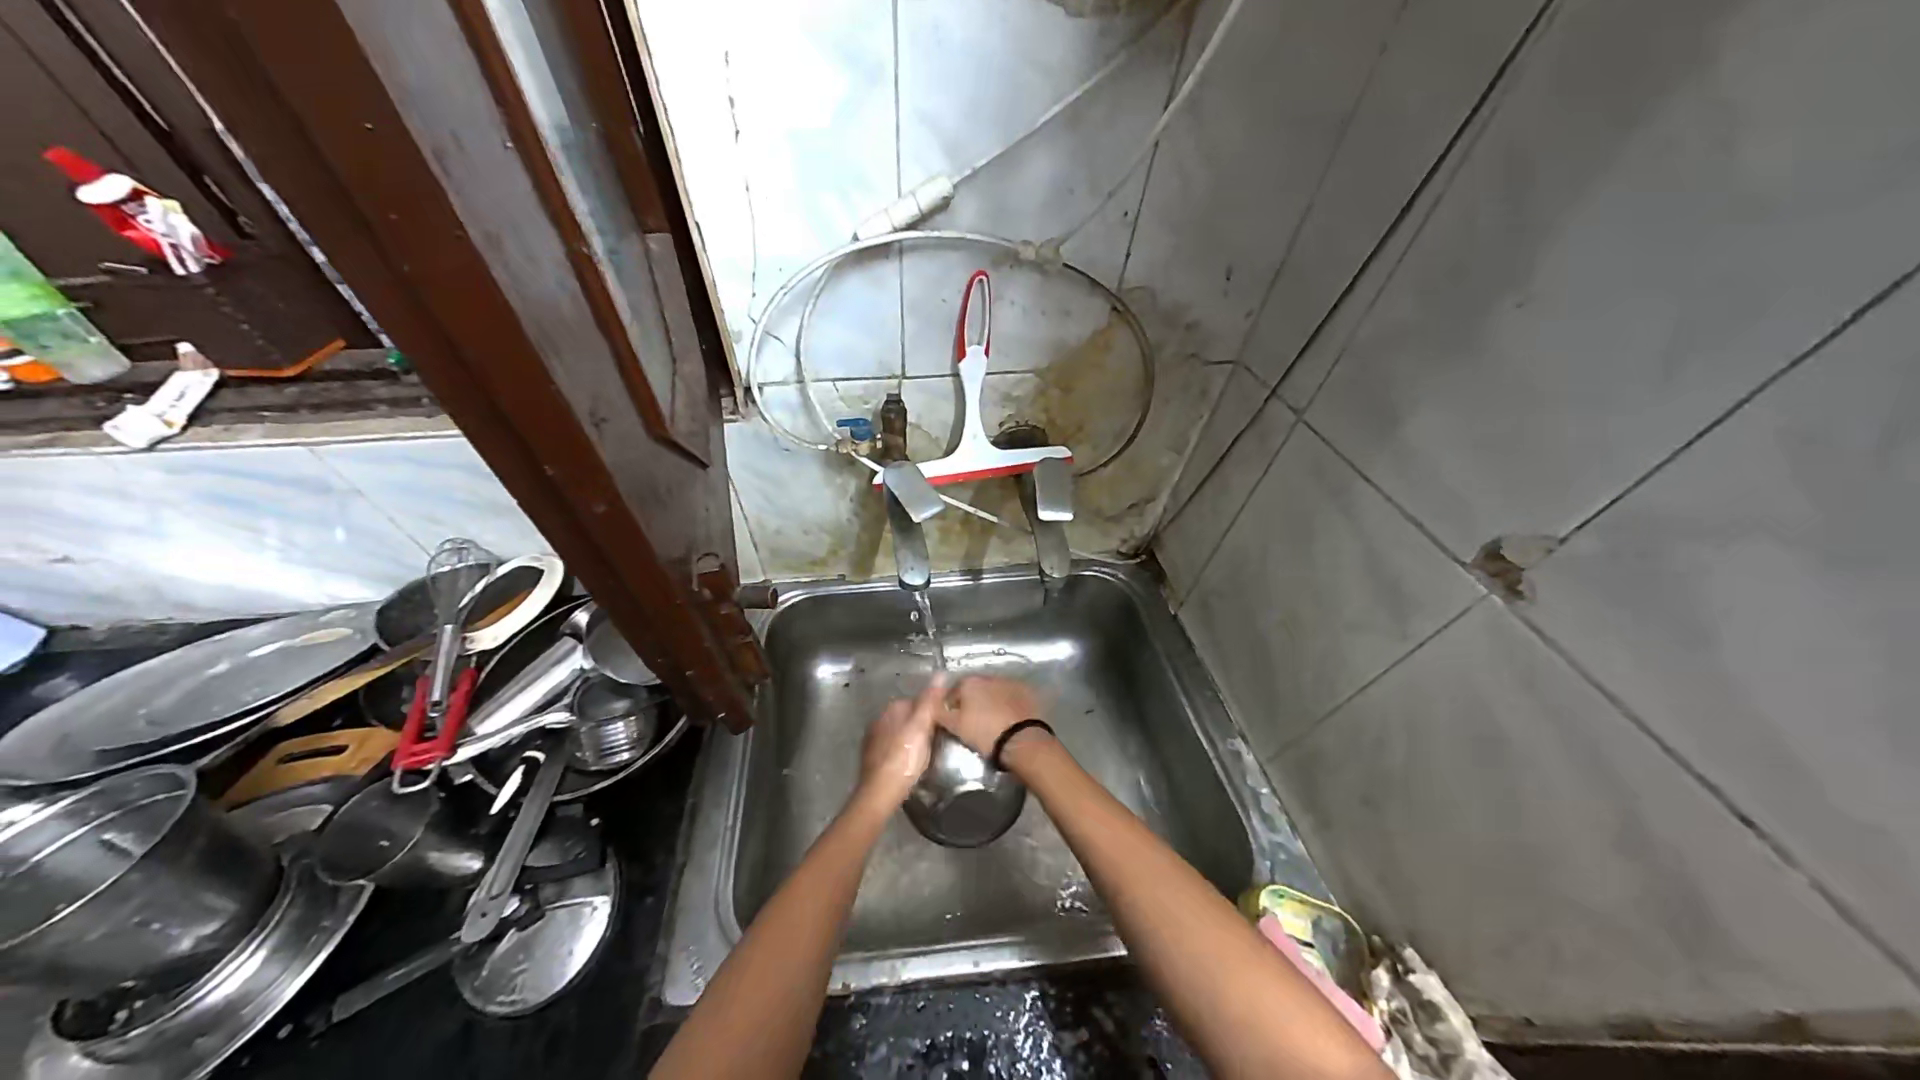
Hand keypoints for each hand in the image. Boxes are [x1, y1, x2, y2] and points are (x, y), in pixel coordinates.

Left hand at [857, 673, 945, 807]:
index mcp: (893, 708)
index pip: (917, 701)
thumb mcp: (922, 727)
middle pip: (907, 716)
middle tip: (936, 739)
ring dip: (910, 738)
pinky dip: (901, 751)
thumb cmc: (904, 757)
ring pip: (899, 732)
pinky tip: (909, 763)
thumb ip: (930, 701)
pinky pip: (892, 747)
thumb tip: (940, 673)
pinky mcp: (872, 757)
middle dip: (920, 724)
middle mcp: (880, 719)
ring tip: (925, 752)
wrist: (880, 791)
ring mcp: (873, 738)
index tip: (943, 723)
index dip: (931, 711)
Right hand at [943, 675, 1042, 756]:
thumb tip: (934, 705)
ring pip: (994, 692)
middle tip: (974, 722)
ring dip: (991, 702)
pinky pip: (1011, 696)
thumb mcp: (955, 727)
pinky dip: (1008, 704)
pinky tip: (1009, 718)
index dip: (952, 708)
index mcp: (969, 682)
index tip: (955, 722)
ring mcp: (1009, 682)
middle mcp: (988, 676)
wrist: (1022, 740)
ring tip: (993, 721)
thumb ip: (941, 713)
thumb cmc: (984, 733)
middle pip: (975, 690)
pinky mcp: (1026, 691)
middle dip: (973, 703)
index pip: (953, 693)